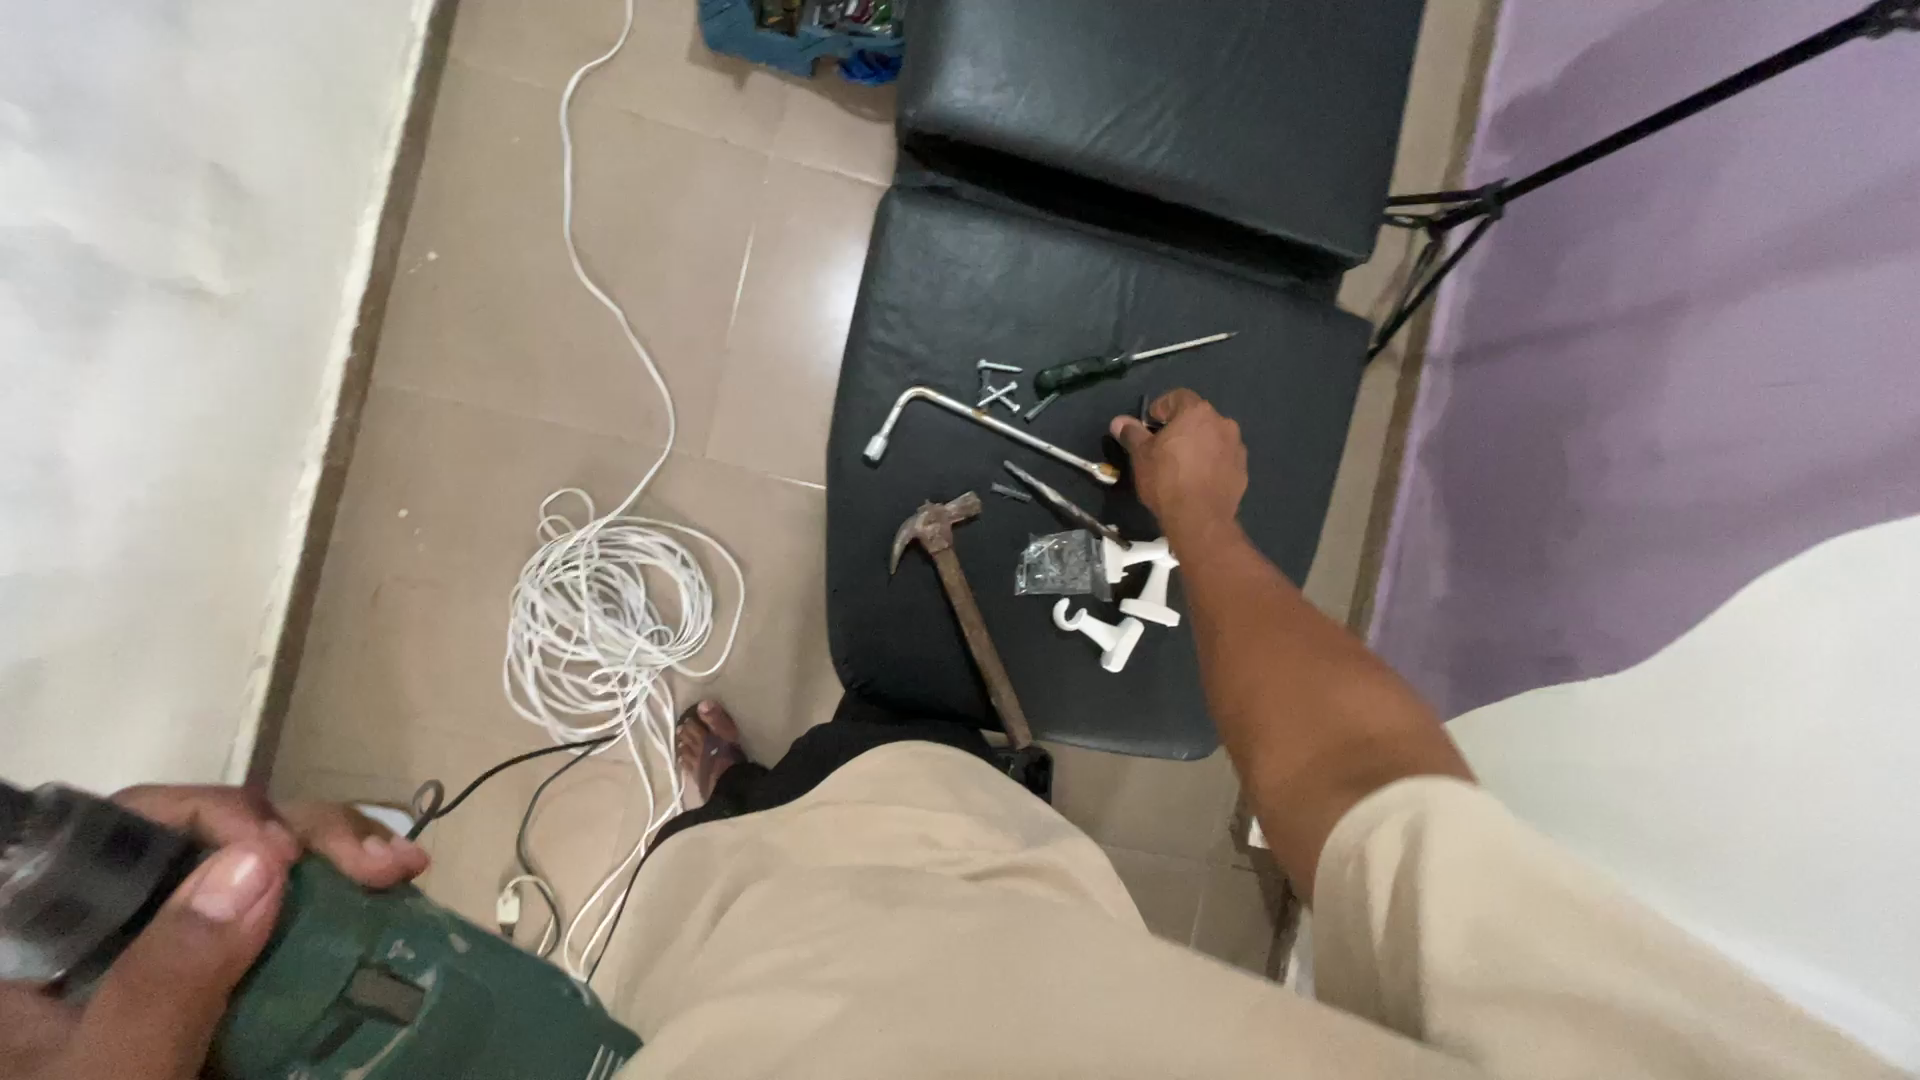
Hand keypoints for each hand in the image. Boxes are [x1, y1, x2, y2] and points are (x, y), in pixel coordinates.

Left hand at [0, 786, 429, 1079]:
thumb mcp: (117, 1073)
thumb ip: (165, 979)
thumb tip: (260, 859)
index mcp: (55, 940)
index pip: (129, 828)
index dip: (214, 814)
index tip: (286, 851)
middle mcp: (124, 924)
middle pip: (222, 833)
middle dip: (312, 832)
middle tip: (380, 863)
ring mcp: (191, 939)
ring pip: (273, 854)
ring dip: (349, 848)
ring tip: (406, 868)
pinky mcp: (243, 957)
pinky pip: (303, 892)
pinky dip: (356, 878)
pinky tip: (398, 883)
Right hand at [1110, 389, 1247, 548]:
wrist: (1199, 518)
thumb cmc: (1166, 479)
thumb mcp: (1141, 455)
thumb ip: (1132, 434)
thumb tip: (1119, 421)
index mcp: (1197, 412)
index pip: (1178, 396)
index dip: (1161, 407)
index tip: (1149, 424)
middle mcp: (1222, 423)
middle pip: (1197, 417)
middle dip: (1180, 428)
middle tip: (1162, 446)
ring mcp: (1236, 447)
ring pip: (1212, 438)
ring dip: (1197, 445)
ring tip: (1181, 466)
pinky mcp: (1242, 470)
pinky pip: (1222, 458)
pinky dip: (1210, 463)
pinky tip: (1196, 480)